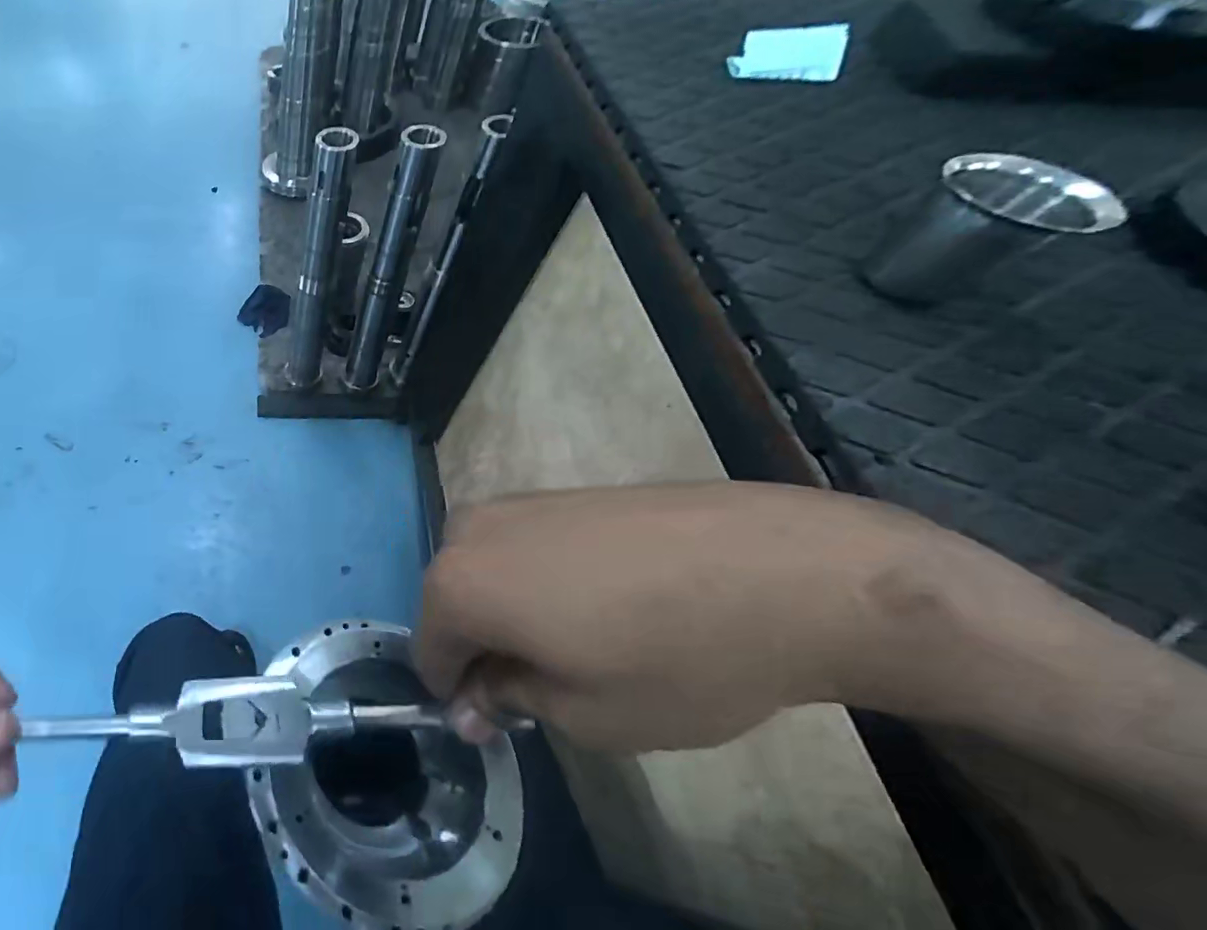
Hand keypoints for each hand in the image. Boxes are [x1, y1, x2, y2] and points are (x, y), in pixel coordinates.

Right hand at [414, 483, 941, 753]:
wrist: (782, 570)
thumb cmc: (674, 658)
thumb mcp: (586, 713)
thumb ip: (510, 699)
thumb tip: (474, 699)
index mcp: (459, 584)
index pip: (431, 651)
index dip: (460, 696)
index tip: (501, 722)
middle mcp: (470, 529)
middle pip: (454, 602)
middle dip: (483, 647)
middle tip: (542, 685)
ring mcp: (518, 501)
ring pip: (488, 570)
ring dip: (510, 610)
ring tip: (576, 643)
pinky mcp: (562, 491)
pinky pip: (524, 545)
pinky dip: (538, 579)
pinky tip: (601, 603)